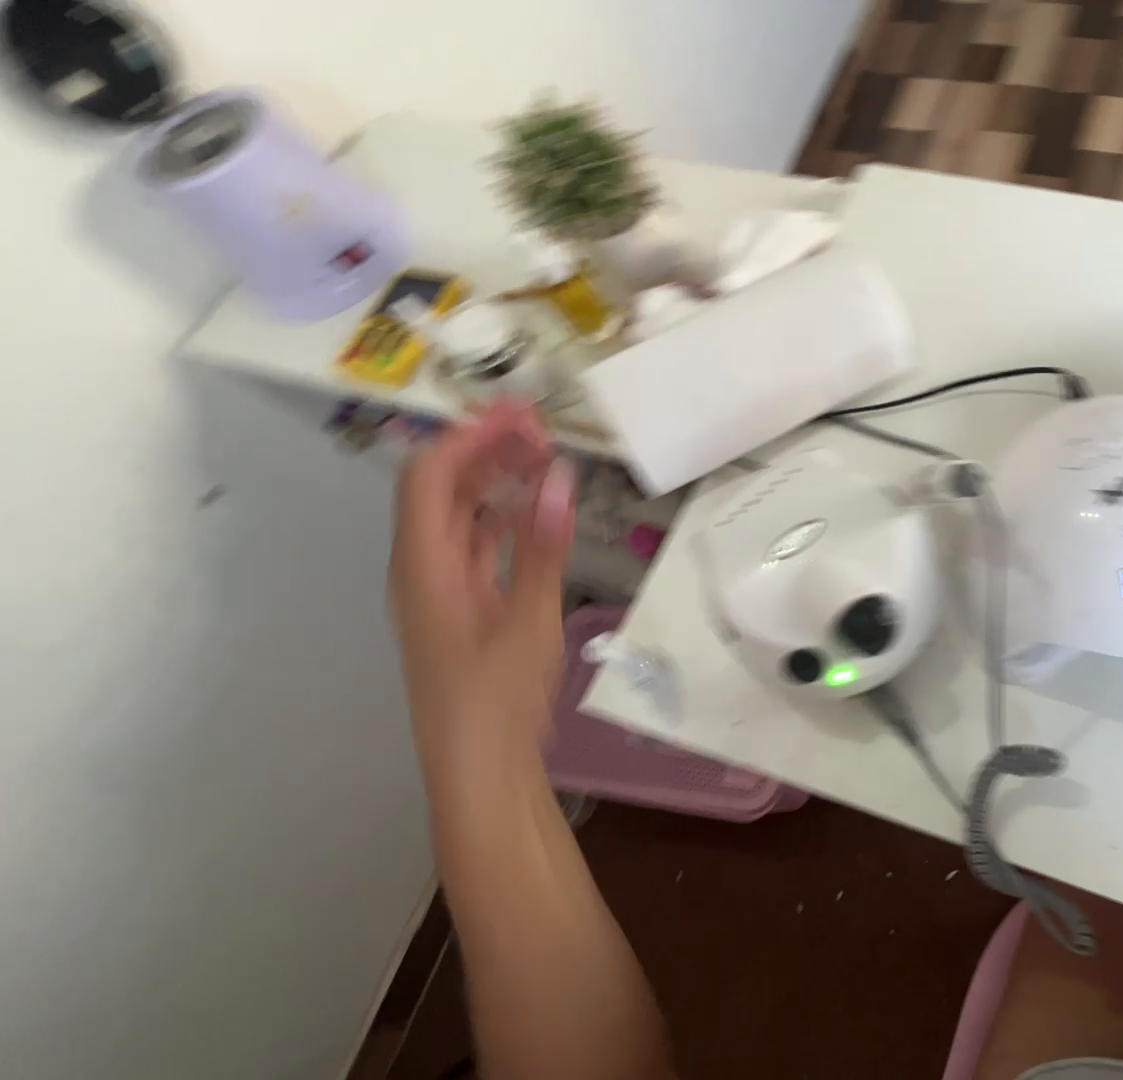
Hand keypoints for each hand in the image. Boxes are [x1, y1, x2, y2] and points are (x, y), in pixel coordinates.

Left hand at [389, 401, 575, 785]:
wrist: (479, 766)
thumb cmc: (498, 695)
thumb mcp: (529, 617)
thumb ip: (543, 545)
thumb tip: (560, 476)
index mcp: (424, 564)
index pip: (431, 476)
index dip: (471, 435)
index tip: (523, 412)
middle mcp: (421, 567)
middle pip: (441, 488)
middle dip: (485, 449)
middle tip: (541, 427)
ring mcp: (440, 587)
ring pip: (459, 515)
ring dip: (495, 480)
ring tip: (544, 458)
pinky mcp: (461, 605)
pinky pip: (474, 544)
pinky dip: (502, 518)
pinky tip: (534, 512)